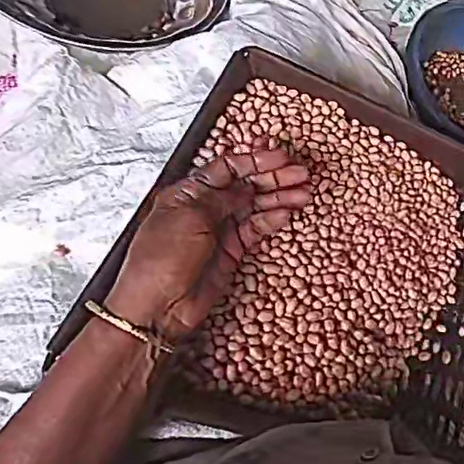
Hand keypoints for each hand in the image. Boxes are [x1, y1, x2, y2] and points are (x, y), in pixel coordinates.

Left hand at [105, 146, 311, 341]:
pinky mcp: (233, 249)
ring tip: (304, 193)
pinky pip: (257, 228)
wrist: (158, 306)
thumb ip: (221, 198)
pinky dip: (274, 219)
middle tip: (301, 174)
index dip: (255, 160)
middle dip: (275, 177)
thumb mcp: (190, 218)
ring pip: (257, 205)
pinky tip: (288, 213)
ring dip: (281, 197)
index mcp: (189, 192)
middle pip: (246, 184)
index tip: (280, 158)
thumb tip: (245, 187)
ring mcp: (221, 228)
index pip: (227, 167)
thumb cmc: (161, 259)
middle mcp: (206, 206)